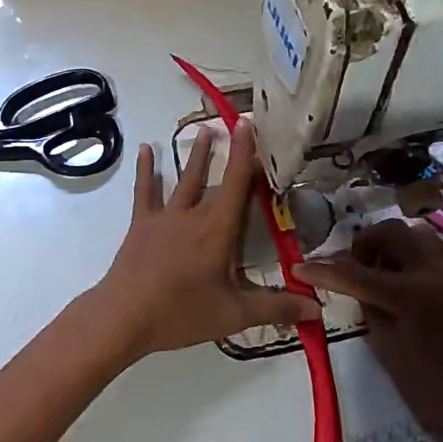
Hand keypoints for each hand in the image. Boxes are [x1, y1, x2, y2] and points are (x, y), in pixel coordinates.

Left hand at [85, 119, 320, 360]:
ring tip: (206, 131)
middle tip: (240, 127)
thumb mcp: (233, 314)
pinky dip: (147, 170)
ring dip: (197, 156)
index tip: (250, 124)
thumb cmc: (181, 314)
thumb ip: (276, 307)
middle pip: (217, 180)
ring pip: (185, 179)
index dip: (245, 153)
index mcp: (218, 230)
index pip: (238, 184)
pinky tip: (146, 149)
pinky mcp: (141, 224)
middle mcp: (193, 215)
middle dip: (231, 154)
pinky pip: (145, 191)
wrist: (123, 317)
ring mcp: (164, 217)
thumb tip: (318, 308)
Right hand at [296, 220, 442, 441]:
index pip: (356, 272)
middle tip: (350, 269)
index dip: (324, 271)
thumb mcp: (390, 355)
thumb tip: (357, 289)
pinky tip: (407, 278)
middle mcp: (434, 274)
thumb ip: (371, 313)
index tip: (299, 269)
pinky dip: (417, 253)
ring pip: (418, 234)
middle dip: (364, 243)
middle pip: (392, 232)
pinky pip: (438, 251)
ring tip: (379, 272)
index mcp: (411, 295)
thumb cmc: (437, 396)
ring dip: (393, 243)